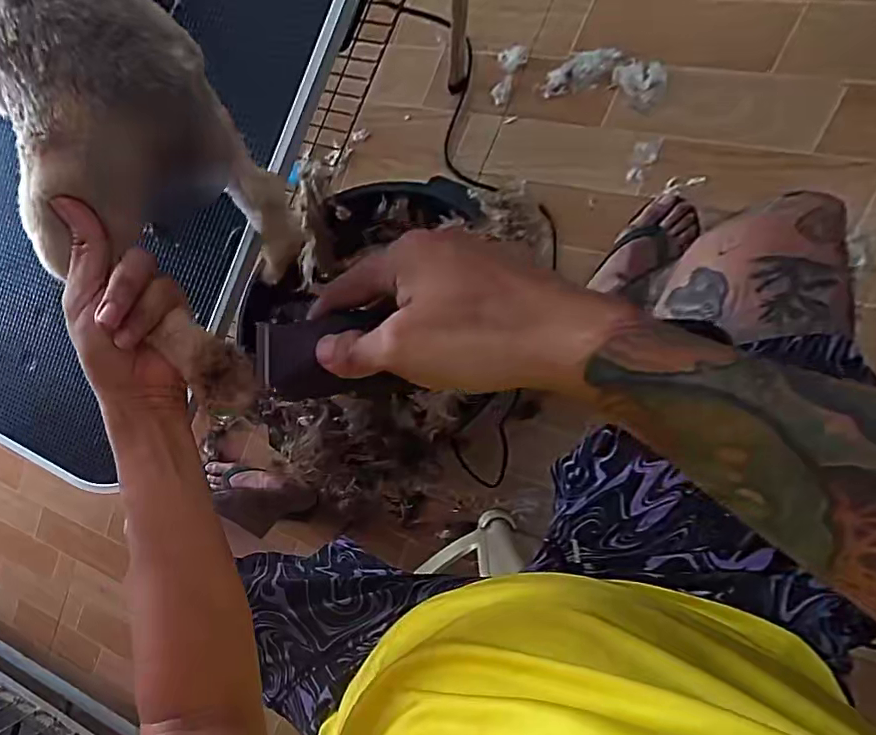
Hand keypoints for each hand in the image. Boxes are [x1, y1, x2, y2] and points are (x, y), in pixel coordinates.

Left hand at [53, 196, 192, 417]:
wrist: (135, 395)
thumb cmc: (105, 361)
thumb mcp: (79, 304)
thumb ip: (84, 256)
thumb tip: (66, 204)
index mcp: (106, 276)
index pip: (108, 237)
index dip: (99, 231)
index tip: (79, 222)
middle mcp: (134, 283)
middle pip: (135, 257)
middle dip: (119, 290)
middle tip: (108, 319)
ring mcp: (160, 297)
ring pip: (155, 279)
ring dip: (135, 312)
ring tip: (125, 339)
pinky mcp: (181, 313)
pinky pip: (172, 297)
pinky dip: (153, 320)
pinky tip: (146, 340)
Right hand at [309, 228, 631, 397]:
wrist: (564, 336)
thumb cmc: (474, 339)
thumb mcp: (403, 350)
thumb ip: (356, 350)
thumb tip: (322, 349)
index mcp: (405, 253)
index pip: (349, 281)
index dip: (326, 310)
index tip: (310, 332)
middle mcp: (438, 241)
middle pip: (386, 280)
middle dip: (366, 312)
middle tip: (355, 348)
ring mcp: (475, 252)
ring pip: (422, 286)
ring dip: (403, 314)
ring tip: (397, 347)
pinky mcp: (503, 272)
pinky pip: (453, 292)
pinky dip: (436, 314)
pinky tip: (445, 338)